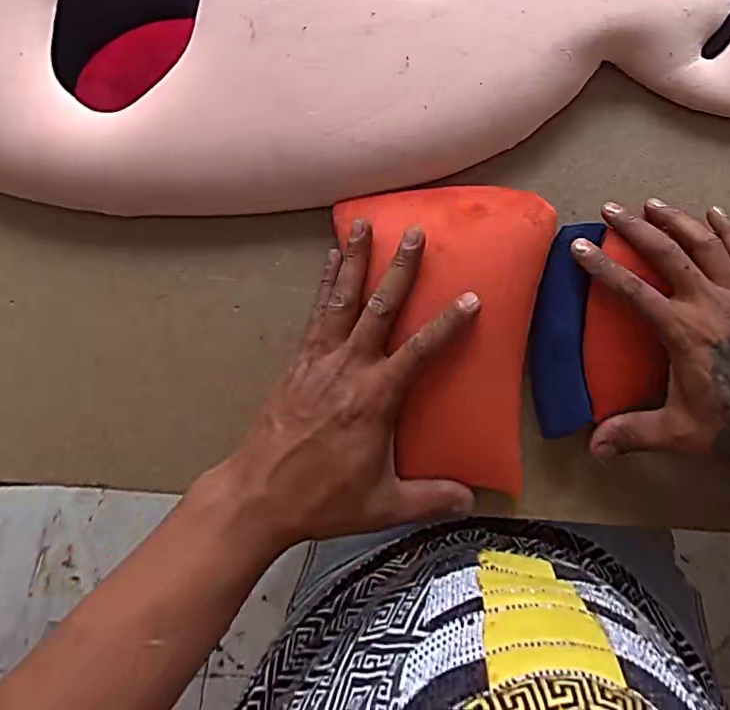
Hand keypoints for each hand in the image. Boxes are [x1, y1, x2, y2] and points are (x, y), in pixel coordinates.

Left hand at [211, 219, 478, 550]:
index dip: (447, 323)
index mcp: (375, 397)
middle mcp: (348, 367)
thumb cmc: (322, 498)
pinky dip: (326, 282)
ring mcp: (320, 358)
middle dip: (399, 268)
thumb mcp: (382, 505)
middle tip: (414, 234)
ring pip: (343, 298)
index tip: (470, 297)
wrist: (258, 494)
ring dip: (355, 260)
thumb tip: (470, 500)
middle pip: (379, 307)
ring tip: (363, 225)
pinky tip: (330, 259)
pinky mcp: (300, 359)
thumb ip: (429, 497)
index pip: (420, 350)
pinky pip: (316, 311)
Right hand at [572, 199, 729, 473]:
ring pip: (706, 245)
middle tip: (612, 208)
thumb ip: (633, 433)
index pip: (632, 289)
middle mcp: (711, 305)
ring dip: (678, 220)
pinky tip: (716, 214)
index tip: (579, 246)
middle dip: (636, 227)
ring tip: (655, 204)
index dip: (601, 266)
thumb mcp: (680, 433)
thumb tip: (594, 449)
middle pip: (668, 252)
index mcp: (684, 332)